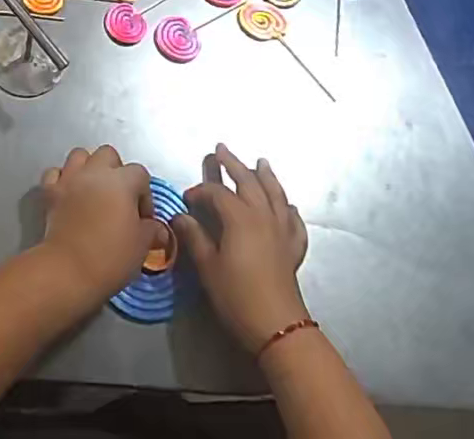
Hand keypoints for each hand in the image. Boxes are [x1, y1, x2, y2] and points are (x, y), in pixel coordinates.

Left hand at [38, 146, 157, 304]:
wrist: (66, 272)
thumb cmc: (109, 257)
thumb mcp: (141, 246)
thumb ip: (152, 231)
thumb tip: (157, 229)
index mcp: (123, 180)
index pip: (141, 174)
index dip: (145, 196)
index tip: (143, 219)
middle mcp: (96, 172)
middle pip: (109, 154)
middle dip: (115, 170)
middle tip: (118, 197)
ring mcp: (70, 180)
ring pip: (80, 155)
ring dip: (87, 168)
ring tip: (92, 189)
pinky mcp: (50, 194)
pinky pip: (54, 174)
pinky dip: (61, 179)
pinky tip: (67, 193)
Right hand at [172, 144, 309, 354]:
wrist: (276, 324)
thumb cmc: (237, 296)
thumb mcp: (208, 268)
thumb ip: (195, 238)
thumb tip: (180, 217)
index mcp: (240, 217)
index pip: (218, 194)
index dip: (201, 191)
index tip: (187, 197)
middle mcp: (263, 215)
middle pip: (248, 182)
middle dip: (234, 163)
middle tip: (222, 148)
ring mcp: (282, 229)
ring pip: (275, 193)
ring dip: (266, 176)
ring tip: (261, 162)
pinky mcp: (294, 246)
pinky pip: (294, 220)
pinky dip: (289, 210)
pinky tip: (288, 207)